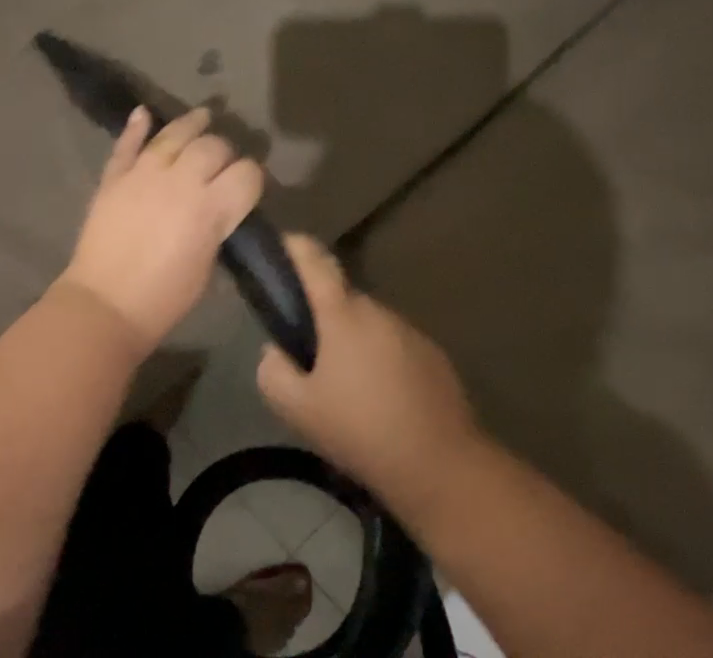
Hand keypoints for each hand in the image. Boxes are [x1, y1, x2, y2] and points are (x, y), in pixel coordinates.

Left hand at [60, 107, 264, 351]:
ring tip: (202, 117)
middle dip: (225, 151)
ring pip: (173, 135)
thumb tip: (222, 208)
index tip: (251, 185)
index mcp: (210, 207)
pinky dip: (136, 127)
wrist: (105, 304)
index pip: (247, 173)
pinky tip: (144, 113)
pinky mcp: (114, 178)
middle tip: (224, 163)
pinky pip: (127, 145)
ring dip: (191, 124)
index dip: (253, 177)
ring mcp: (143, 174)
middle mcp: (180, 180)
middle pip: (213, 146)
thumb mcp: (208, 264)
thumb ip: (218, 226)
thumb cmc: (165, 298)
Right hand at [257, 235, 482, 499]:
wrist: (439, 465)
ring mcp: (411, 332)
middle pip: (341, 299)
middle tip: (306, 354)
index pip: (315, 261)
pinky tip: (379, 401)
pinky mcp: (434, 356)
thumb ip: (273, 369)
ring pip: (369, 325)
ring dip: (353, 342)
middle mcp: (379, 312)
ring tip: (345, 387)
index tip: (280, 248)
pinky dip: (381, 361)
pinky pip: (394, 346)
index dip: (294, 248)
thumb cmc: (359, 431)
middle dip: (322, 316)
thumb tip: (277, 349)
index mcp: (343, 316)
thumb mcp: (296, 408)